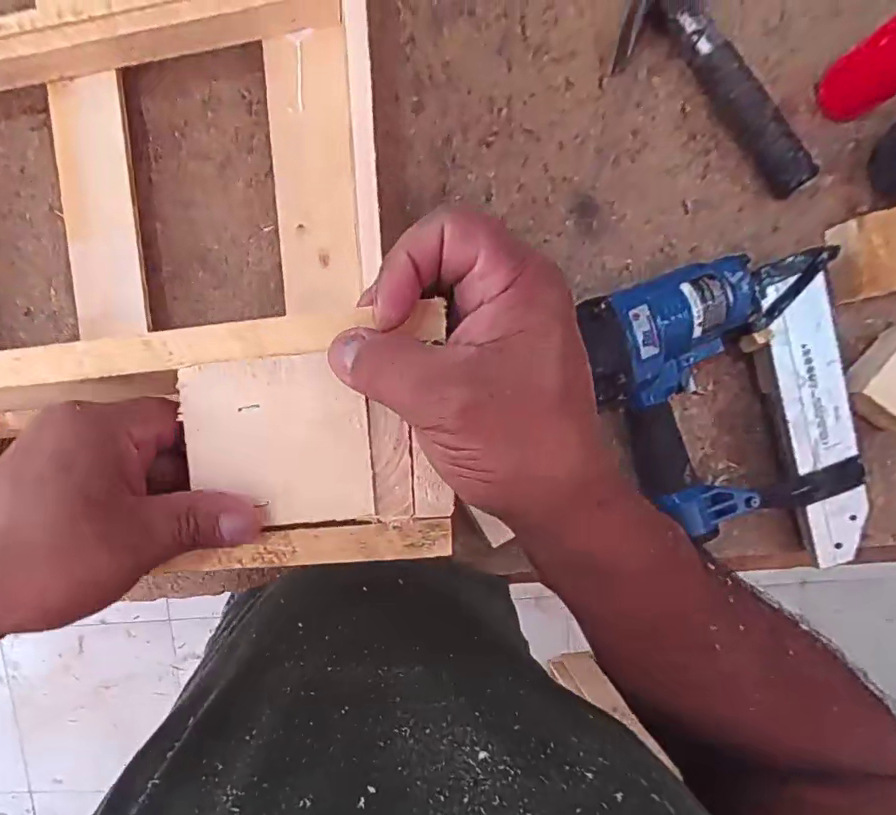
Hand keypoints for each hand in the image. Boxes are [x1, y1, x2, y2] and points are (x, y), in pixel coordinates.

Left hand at [0, 399, 261, 640]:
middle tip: (218, 523)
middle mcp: (73, 429)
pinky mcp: (39, 485)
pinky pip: (100, 487)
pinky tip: (141, 546)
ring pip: (128, 472)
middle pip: (153, 446)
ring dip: (158, 504)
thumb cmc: (45, 560)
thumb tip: (249, 516)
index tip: (238, 485)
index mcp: (99, 426)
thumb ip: (198, 522)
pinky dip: (126, 512)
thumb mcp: (137, 541)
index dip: (212, 453)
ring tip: (185, 541)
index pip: (175, 422)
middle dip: (187, 486)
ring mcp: (52, 456)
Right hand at [327, 207, 638, 536]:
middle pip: (436, 262)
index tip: (387, 321)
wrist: (555, 501)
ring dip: (398, 332)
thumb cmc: (515, 445)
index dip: (404, 265)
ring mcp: (500, 330)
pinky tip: (397, 386)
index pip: (449, 231)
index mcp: (517, 283)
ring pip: (433, 303)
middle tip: (373, 345)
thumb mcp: (441, 399)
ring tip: (380, 369)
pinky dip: (410, 356)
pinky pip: (438, 339)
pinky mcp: (487, 363)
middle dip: (395, 298)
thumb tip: (340, 347)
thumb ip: (384, 365)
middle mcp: (511, 295)